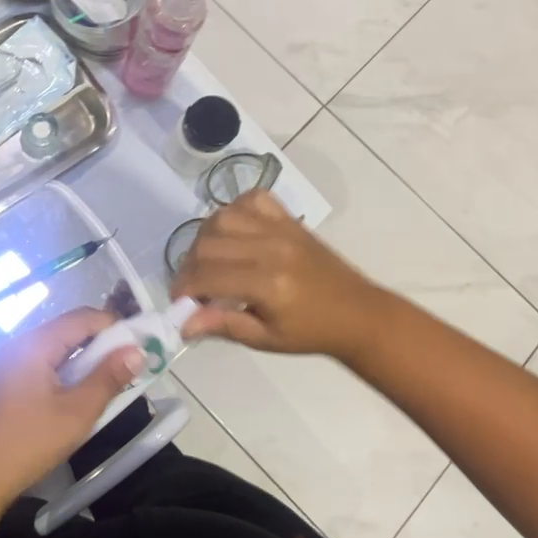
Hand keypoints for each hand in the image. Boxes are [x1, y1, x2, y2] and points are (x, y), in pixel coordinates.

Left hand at [0, 308, 145, 502]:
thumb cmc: (29, 442)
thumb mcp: (77, 412)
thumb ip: (108, 378)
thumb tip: (136, 350)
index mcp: (33, 345)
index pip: (80, 318)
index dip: (112, 325)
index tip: (136, 342)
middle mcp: (14, 347)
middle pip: (61, 331)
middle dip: (95, 343)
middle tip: (121, 364)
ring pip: (46, 351)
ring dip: (75, 360)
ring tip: (97, 382)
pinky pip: (30, 367)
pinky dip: (54, 373)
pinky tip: (62, 398)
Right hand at [172, 190, 396, 362]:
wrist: (357, 313)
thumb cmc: (310, 332)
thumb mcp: (266, 338)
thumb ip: (223, 325)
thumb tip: (183, 323)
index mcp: (268, 284)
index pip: (208, 276)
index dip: (184, 287)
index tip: (179, 301)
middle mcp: (271, 248)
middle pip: (208, 243)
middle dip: (190, 265)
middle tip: (194, 286)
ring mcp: (281, 228)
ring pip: (223, 217)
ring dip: (206, 238)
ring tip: (209, 260)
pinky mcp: (289, 219)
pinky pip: (252, 199)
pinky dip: (234, 210)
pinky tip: (232, 232)